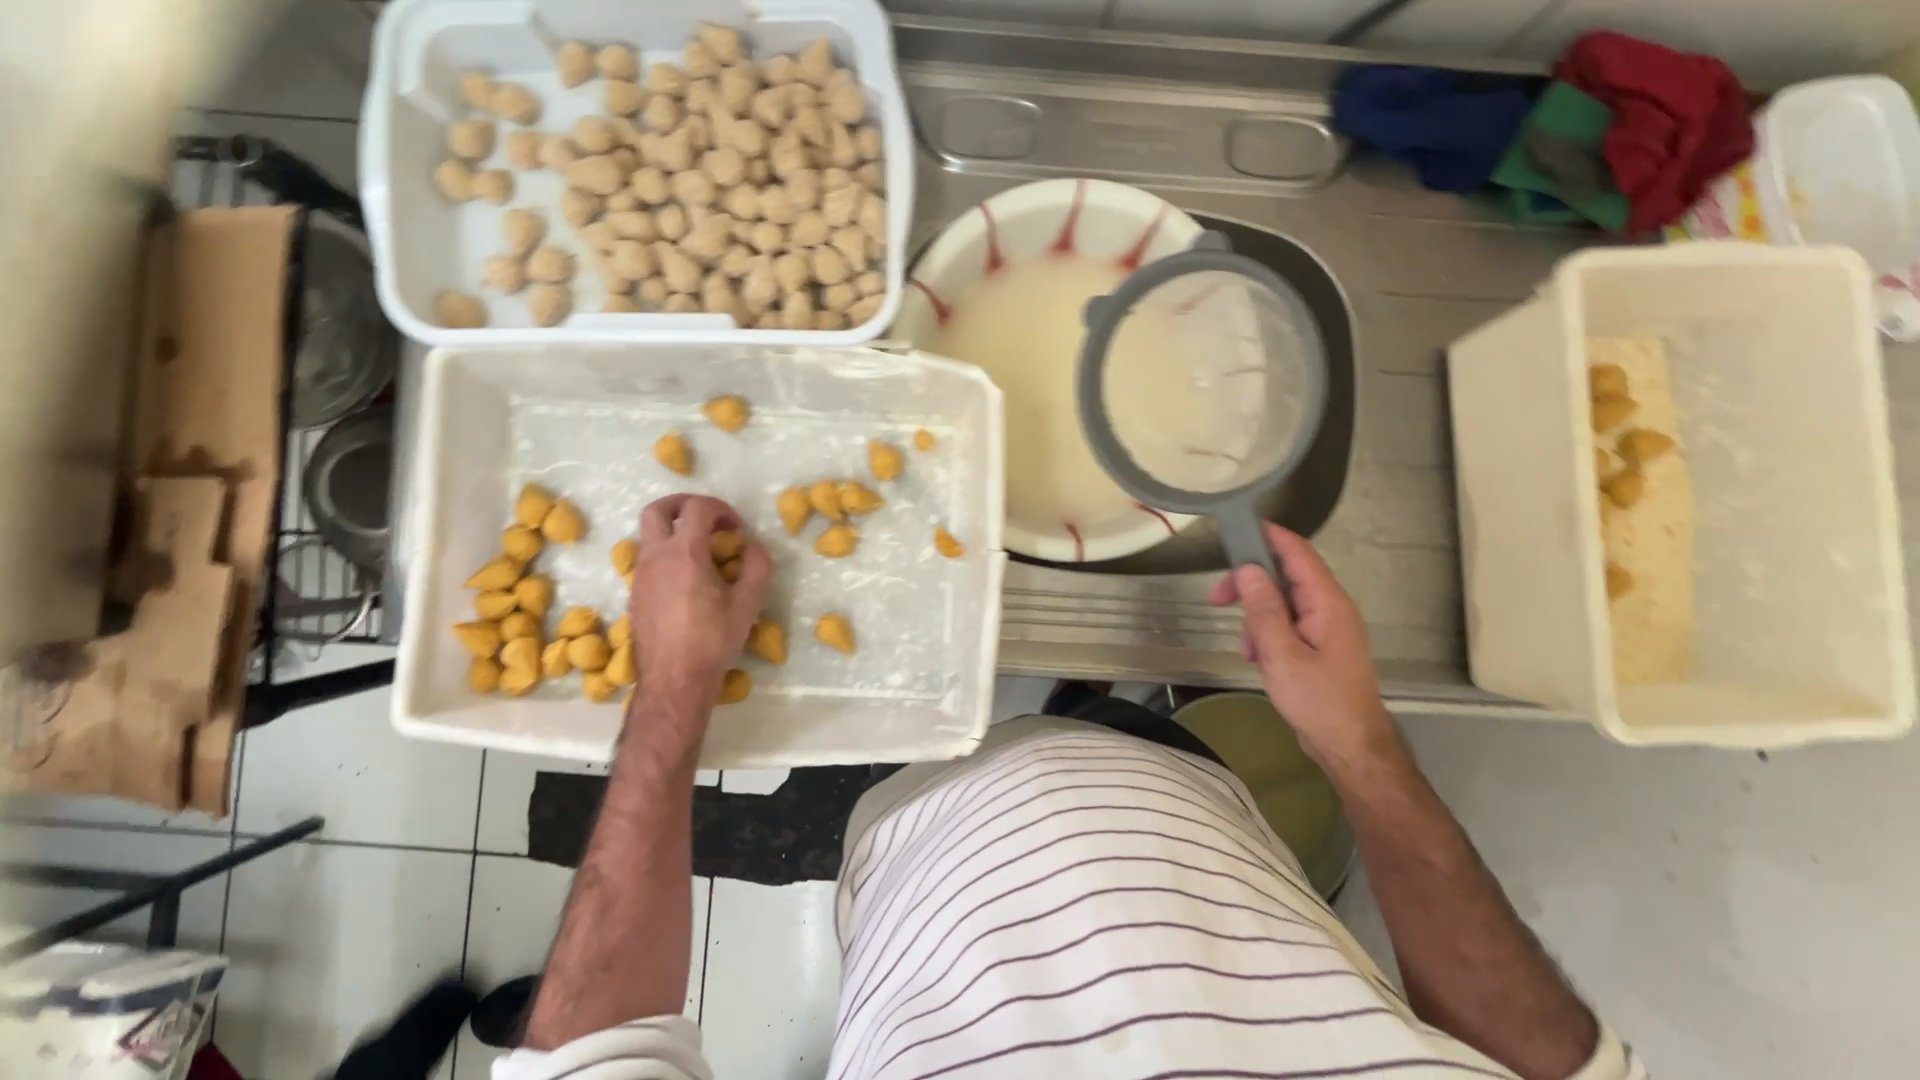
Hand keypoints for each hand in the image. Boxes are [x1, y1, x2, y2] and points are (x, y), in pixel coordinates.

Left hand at [629, 495, 770, 714]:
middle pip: (657, 510)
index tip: (736, 529)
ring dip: (674, 533)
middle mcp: (655, 557)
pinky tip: (688, 583)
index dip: (721, 509)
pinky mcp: (635, 595)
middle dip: (683, 504)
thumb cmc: (713, 640)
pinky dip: (667, 558)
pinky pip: (648, 562)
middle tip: (706, 519)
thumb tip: (751, 546)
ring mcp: (640, 576)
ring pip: (650, 536)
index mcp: (685, 552)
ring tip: (700, 554)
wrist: (674, 679)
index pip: (697, 508)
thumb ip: (756, 565)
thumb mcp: (748, 603)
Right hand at [1209, 523, 1400, 770]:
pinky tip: (1259, 659)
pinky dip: (1268, 634)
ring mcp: (1327, 627)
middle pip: (1285, 576)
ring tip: (1248, 650)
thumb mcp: (1282, 655)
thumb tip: (1249, 569)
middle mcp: (1330, 607)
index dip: (1269, 536)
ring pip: (1283, 603)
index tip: (1238, 527)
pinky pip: (1288, 625)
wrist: (1350, 746)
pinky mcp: (1320, 646)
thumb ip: (1264, 610)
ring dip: (1257, 617)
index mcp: (1327, 602)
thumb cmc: (1319, 700)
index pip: (1298, 553)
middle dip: (1250, 585)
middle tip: (1217, 600)